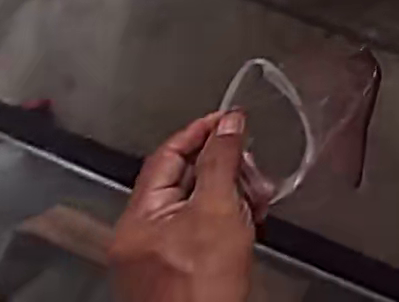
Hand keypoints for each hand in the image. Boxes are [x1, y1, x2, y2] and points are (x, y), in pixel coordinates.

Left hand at [110, 111, 273, 301]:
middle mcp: (143, 233)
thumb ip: (221, 158)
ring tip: (259, 199)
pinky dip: (232, 210)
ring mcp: (161, 250)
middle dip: (226, 166)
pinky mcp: (182, 261)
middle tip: (253, 169)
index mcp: (140, 219)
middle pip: (187, 175)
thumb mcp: (217, 207)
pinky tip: (252, 216)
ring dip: (235, 189)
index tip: (231, 117)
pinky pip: (207, 219)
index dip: (200, 131)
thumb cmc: (205, 281)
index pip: (167, 156)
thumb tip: (229, 120)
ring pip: (202, 196)